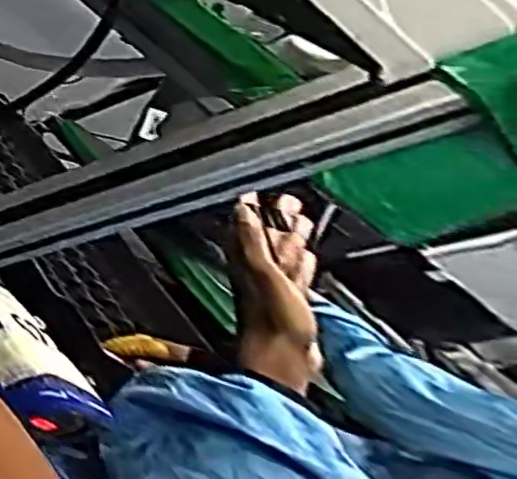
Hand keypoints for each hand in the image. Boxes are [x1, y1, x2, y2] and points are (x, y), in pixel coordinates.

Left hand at [229, 192, 321, 393]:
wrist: (286, 355)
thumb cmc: (272, 315)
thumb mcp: (260, 270)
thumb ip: (249, 239)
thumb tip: (241, 208)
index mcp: (244, 257)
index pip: (248, 225)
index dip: (255, 209)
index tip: (262, 193)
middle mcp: (256, 267)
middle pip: (267, 236)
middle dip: (278, 219)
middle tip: (291, 202)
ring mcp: (275, 283)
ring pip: (282, 252)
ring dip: (291, 236)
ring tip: (302, 220)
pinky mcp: (292, 300)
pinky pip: (296, 273)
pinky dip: (301, 261)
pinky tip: (306, 254)